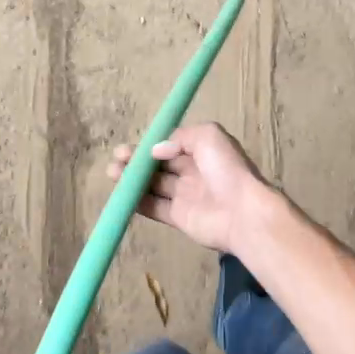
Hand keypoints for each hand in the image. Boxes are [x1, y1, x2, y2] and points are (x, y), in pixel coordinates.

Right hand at [106, 122, 280, 254]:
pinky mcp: (179, 218)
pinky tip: (122, 197)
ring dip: (133, 180)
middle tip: (116, 160)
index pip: (170, 145)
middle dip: (137, 162)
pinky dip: (138, 202)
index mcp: (201, 150)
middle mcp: (192, 171)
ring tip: (112, 174)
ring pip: (153, 186)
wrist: (242, 211)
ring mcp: (185, 195)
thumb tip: (157, 150)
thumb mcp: (208, 135)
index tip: (129, 147)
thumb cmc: (227, 169)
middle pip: (159, 165)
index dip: (149, 146)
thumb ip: (181, 137)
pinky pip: (155, 208)